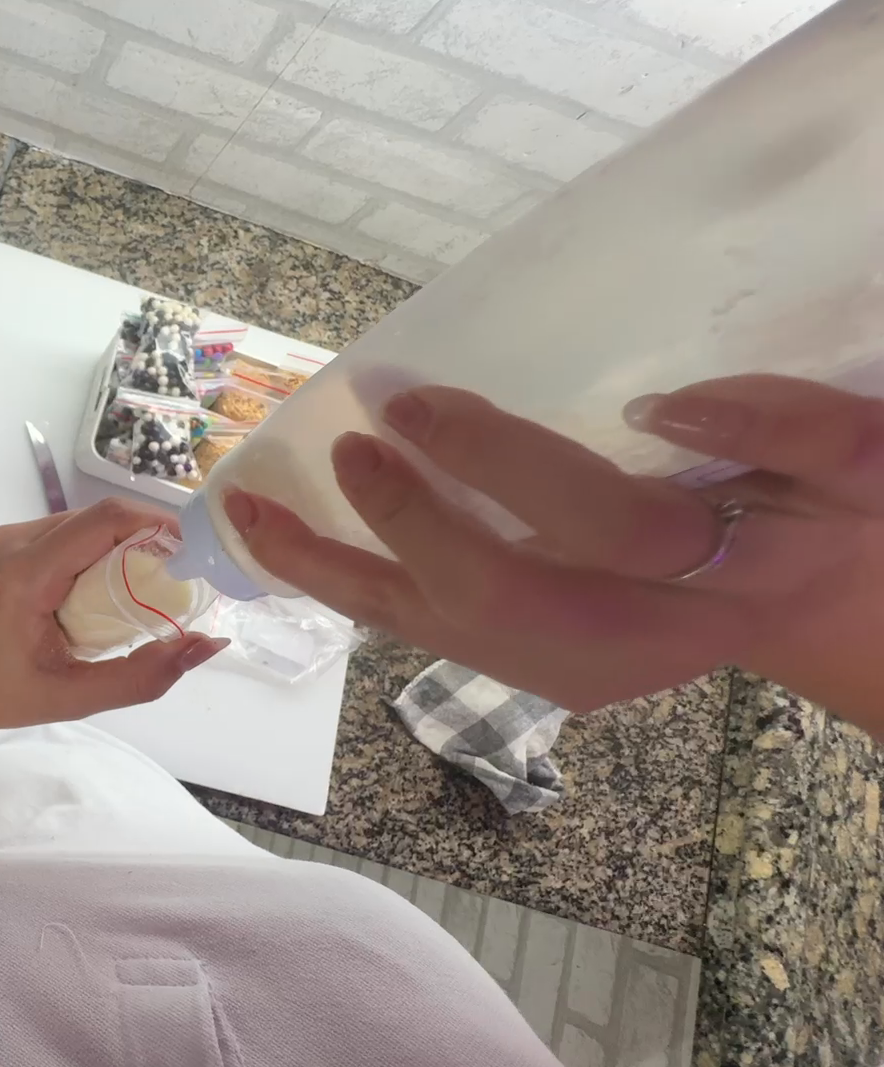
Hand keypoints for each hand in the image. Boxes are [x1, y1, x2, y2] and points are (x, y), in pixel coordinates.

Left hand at [0, 497, 228, 732]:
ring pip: (82, 523)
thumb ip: (145, 675)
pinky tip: (106, 588)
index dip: (157, 526)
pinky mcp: (5, 545)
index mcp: (25, 573)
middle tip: (177, 578)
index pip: (104, 522)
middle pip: (96, 519)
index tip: (194, 554)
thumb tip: (207, 643)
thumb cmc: (3, 696)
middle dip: (144, 539)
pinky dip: (94, 552)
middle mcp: (12, 542)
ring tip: (146, 586)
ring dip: (119, 546)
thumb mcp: (77, 696)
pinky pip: (64, 534)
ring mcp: (5, 539)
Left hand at [225, 375, 883, 711]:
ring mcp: (540, 664)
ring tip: (244, 509)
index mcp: (720, 584)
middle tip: (348, 444)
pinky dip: (329, 574)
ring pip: (409, 619)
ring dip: (316, 560)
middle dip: (401, 516)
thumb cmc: (826, 524)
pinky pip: (396, 618)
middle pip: (483, 590)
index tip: (427, 402)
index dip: (514, 466)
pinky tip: (274, 539)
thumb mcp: (865, 468)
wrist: (793, 611)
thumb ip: (801, 432)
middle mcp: (613, 640)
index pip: (610, 530)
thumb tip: (672, 406)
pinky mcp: (498, 663)